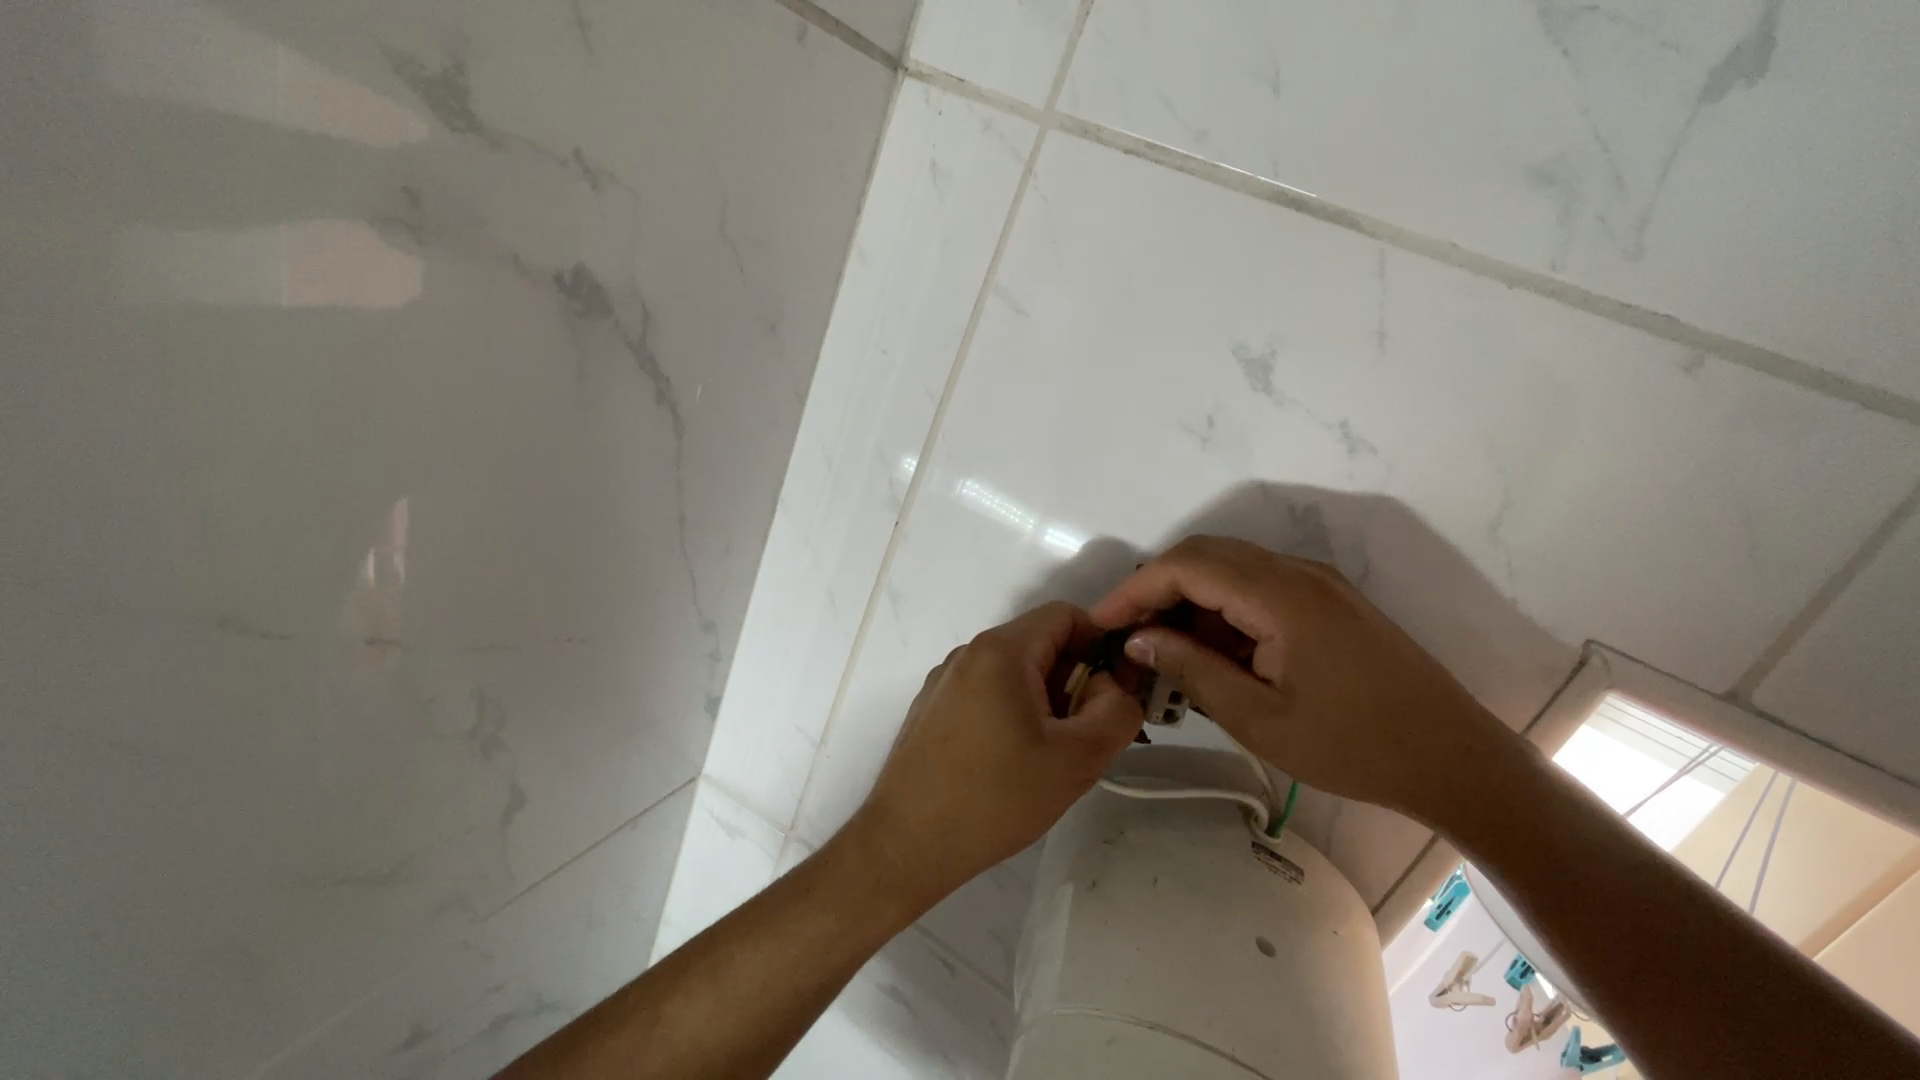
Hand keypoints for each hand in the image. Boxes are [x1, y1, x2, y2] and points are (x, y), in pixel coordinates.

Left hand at [850, 602, 1144, 904]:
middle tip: (1089, 735)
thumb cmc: (995, 798)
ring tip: (1053, 757)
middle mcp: (967, 654)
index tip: (1117, 692)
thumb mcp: (1077, 759)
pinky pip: (987, 696)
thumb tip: (1113, 687)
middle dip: (1076, 680)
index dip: (1103, 645)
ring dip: (1047, 703)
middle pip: (1040, 644)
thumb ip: (1117, 711)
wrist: (905, 846)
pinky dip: (1014, 716)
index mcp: (1001, 650)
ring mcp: (943, 683)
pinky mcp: (931, 713)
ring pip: (1014, 674)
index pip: (1067, 616)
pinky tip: (1014, 766)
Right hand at [1089, 536, 1522, 824]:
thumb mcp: (1259, 717)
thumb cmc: (1353, 746)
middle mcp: (1297, 572)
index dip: (1134, 589)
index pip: (1186, 565)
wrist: (1453, 759)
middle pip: (1206, 556)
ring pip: (1231, 571)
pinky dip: (1223, 614)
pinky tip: (1210, 657)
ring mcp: (1317, 584)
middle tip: (1125, 639)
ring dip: (1189, 603)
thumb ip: (1192, 670)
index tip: (1099, 625)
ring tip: (1162, 655)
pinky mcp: (1328, 603)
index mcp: (1280, 594)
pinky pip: (1259, 590)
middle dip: (1157, 591)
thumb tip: (1138, 640)